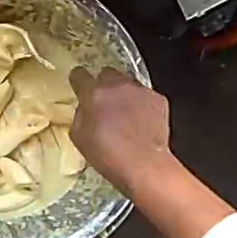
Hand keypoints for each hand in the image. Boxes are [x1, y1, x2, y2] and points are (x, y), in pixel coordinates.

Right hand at [69, 68, 177, 195]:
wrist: (143, 164)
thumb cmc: (105, 154)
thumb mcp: (78, 135)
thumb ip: (80, 114)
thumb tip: (86, 108)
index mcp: (93, 93)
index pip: (80, 74)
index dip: (78, 80)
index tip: (79, 85)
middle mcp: (117, 86)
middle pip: (106, 73)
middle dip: (103, 84)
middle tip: (103, 102)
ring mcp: (140, 91)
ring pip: (127, 84)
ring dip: (122, 94)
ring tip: (123, 114)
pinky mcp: (158, 99)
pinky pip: (144, 95)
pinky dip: (140, 104)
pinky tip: (139, 121)